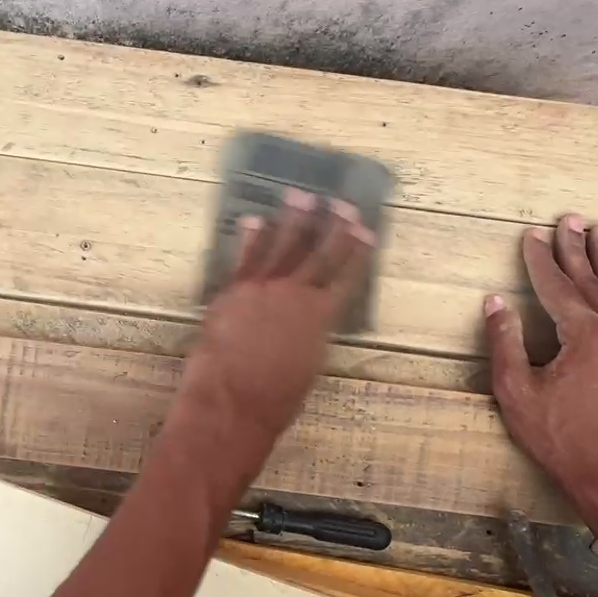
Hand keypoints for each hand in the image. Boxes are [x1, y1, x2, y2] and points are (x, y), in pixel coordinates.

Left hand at [175, 188, 373, 470]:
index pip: (344, 277)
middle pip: (318, 255)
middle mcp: (295, 296)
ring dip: (292, 220)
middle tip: (343, 203)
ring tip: (302, 195)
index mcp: (320, 318)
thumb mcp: (306, 367)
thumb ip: (309, 337)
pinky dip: (250, 238)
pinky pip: (244, 258)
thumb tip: (308, 324)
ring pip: (281, 247)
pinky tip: (254, 219)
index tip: (366, 231)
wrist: (232, 401)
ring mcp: (262, 290)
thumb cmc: (274, 400)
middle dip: (333, 228)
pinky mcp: (232, 292)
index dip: (356, 253)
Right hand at [484, 215, 597, 508]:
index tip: (531, 234)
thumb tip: (496, 302)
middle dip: (577, 249)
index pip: (557, 287)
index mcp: (586, 335)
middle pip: (593, 281)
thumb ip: (505, 343)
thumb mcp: (517, 393)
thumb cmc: (559, 438)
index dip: (540, 260)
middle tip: (570, 218)